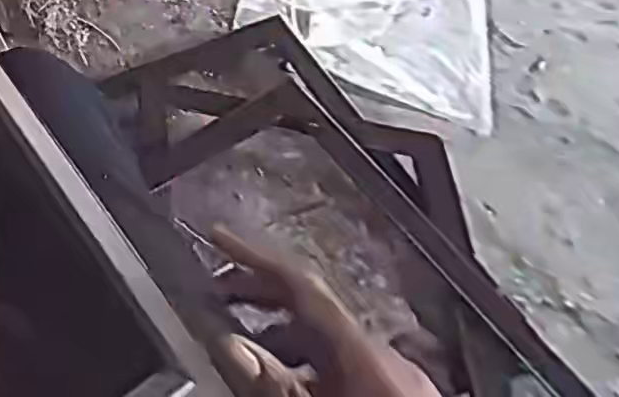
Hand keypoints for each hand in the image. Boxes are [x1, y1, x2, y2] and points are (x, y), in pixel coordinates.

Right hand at [209, 226, 440, 396]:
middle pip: (313, 309)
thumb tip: (227, 343)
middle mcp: (387, 359)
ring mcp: (402, 385)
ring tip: (244, 349)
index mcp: (367, 356)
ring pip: (328, 343)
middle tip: (215, 294)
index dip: (255, 257)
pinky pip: (345, 371)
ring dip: (281, 336)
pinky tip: (288, 385)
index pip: (302, 285)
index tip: (216, 237)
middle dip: (261, 295)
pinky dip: (307, 367)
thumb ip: (274, 386)